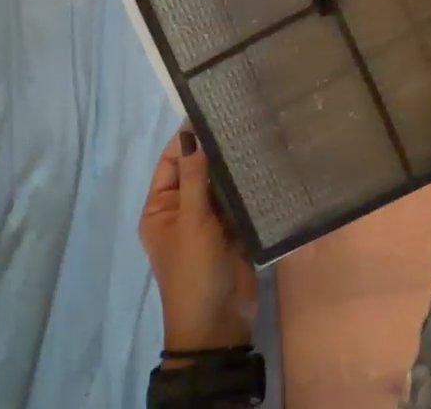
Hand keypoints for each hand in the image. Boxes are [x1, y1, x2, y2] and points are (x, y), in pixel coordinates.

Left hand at [141, 130, 255, 353]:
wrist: (218, 323)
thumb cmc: (194, 272)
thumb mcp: (192, 222)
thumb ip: (195, 177)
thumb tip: (191, 133)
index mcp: (161, 208)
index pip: (172, 161)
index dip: (189, 136)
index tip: (215, 108)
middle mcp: (184, 209)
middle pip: (200, 169)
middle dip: (217, 148)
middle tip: (246, 114)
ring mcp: (211, 220)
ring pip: (222, 183)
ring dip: (236, 165)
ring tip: (261, 132)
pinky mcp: (235, 230)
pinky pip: (241, 200)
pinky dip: (250, 185)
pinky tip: (269, 162)